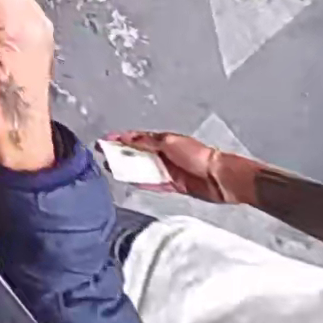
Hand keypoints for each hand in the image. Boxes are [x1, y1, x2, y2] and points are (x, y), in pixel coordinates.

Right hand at [105, 131, 257, 203]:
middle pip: (137, 153)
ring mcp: (167, 170)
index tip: (105, 140)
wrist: (219, 177)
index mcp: (161, 140)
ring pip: (142, 168)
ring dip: (128, 168)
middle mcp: (162, 154)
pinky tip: (129, 182)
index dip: (120, 138)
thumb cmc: (196, 155)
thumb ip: (148, 142)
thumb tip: (129, 138)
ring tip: (112, 169)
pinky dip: (141, 182)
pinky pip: (153, 183)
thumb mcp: (169, 143)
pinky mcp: (173, 185)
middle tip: (104, 155)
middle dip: (120, 153)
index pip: (136, 138)